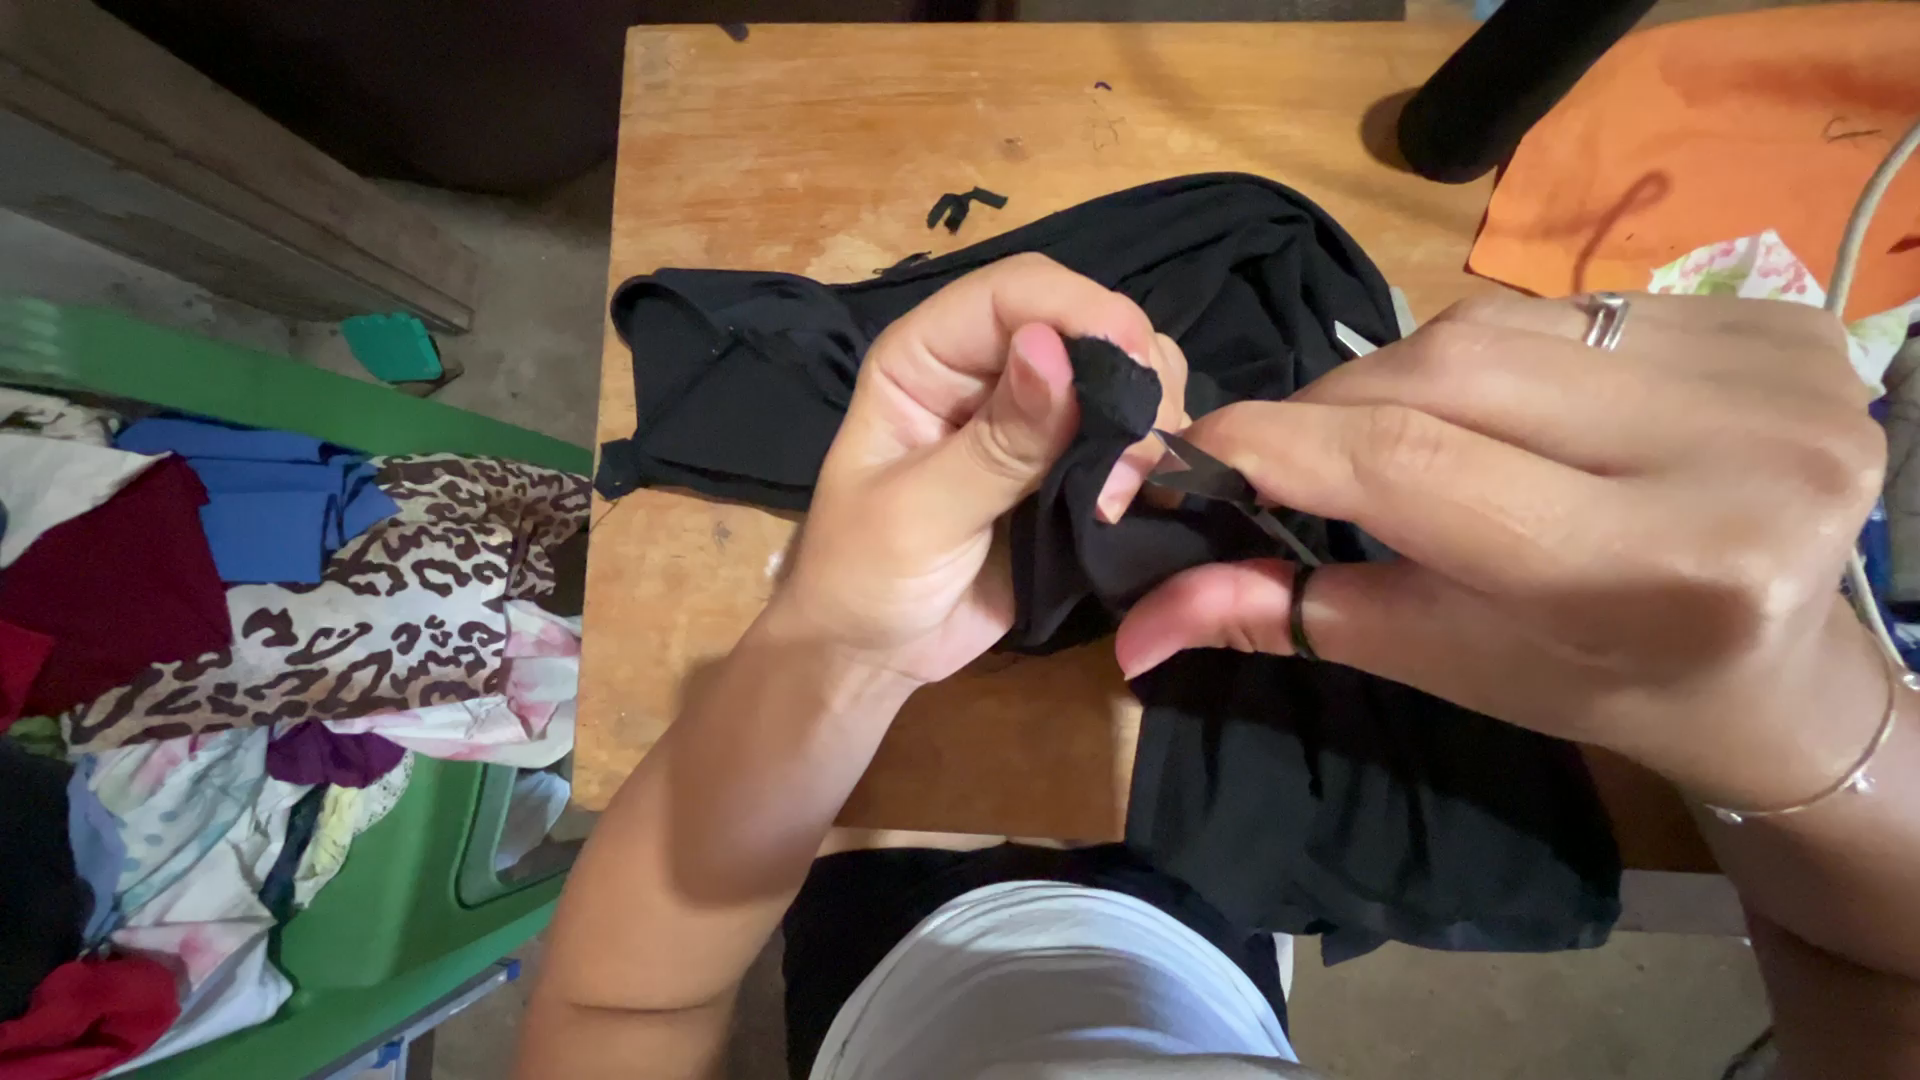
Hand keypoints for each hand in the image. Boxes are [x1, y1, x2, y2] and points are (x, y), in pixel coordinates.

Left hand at [770, 254, 1187, 684]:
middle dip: (1129, 372)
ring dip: (1148, 419)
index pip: (1012, 292)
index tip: (1134, 364)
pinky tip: (1144, 498)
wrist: (878, 650)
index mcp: (925, 359)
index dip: (1079, 310)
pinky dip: (1153, 458)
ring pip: (1120, 375)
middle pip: (1082, 323)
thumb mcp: (919, 513)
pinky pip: (1129, 438)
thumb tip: (1055, 352)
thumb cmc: (865, 577)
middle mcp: (984, 373)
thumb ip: (993, 443)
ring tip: (1128, 490)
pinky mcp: (1065, 471)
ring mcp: (1031, 422)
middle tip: (1137, 455)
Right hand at [1115, 293, 1887, 810]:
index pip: (1401, 462)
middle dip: (1322, 412)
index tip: (1176, 451)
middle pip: (1434, 375)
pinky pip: (1543, 311)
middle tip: (1281, 458)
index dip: (1264, 442)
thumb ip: (1275, 615)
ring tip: (1382, 439)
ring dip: (1389, 380)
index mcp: (1638, 568)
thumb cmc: (1584, 680)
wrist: (1770, 660)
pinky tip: (1481, 407)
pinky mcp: (1769, 318)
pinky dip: (1469, 355)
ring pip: (1478, 329)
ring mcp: (1767, 365)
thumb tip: (1133, 633)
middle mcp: (1727, 449)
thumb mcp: (1423, 653)